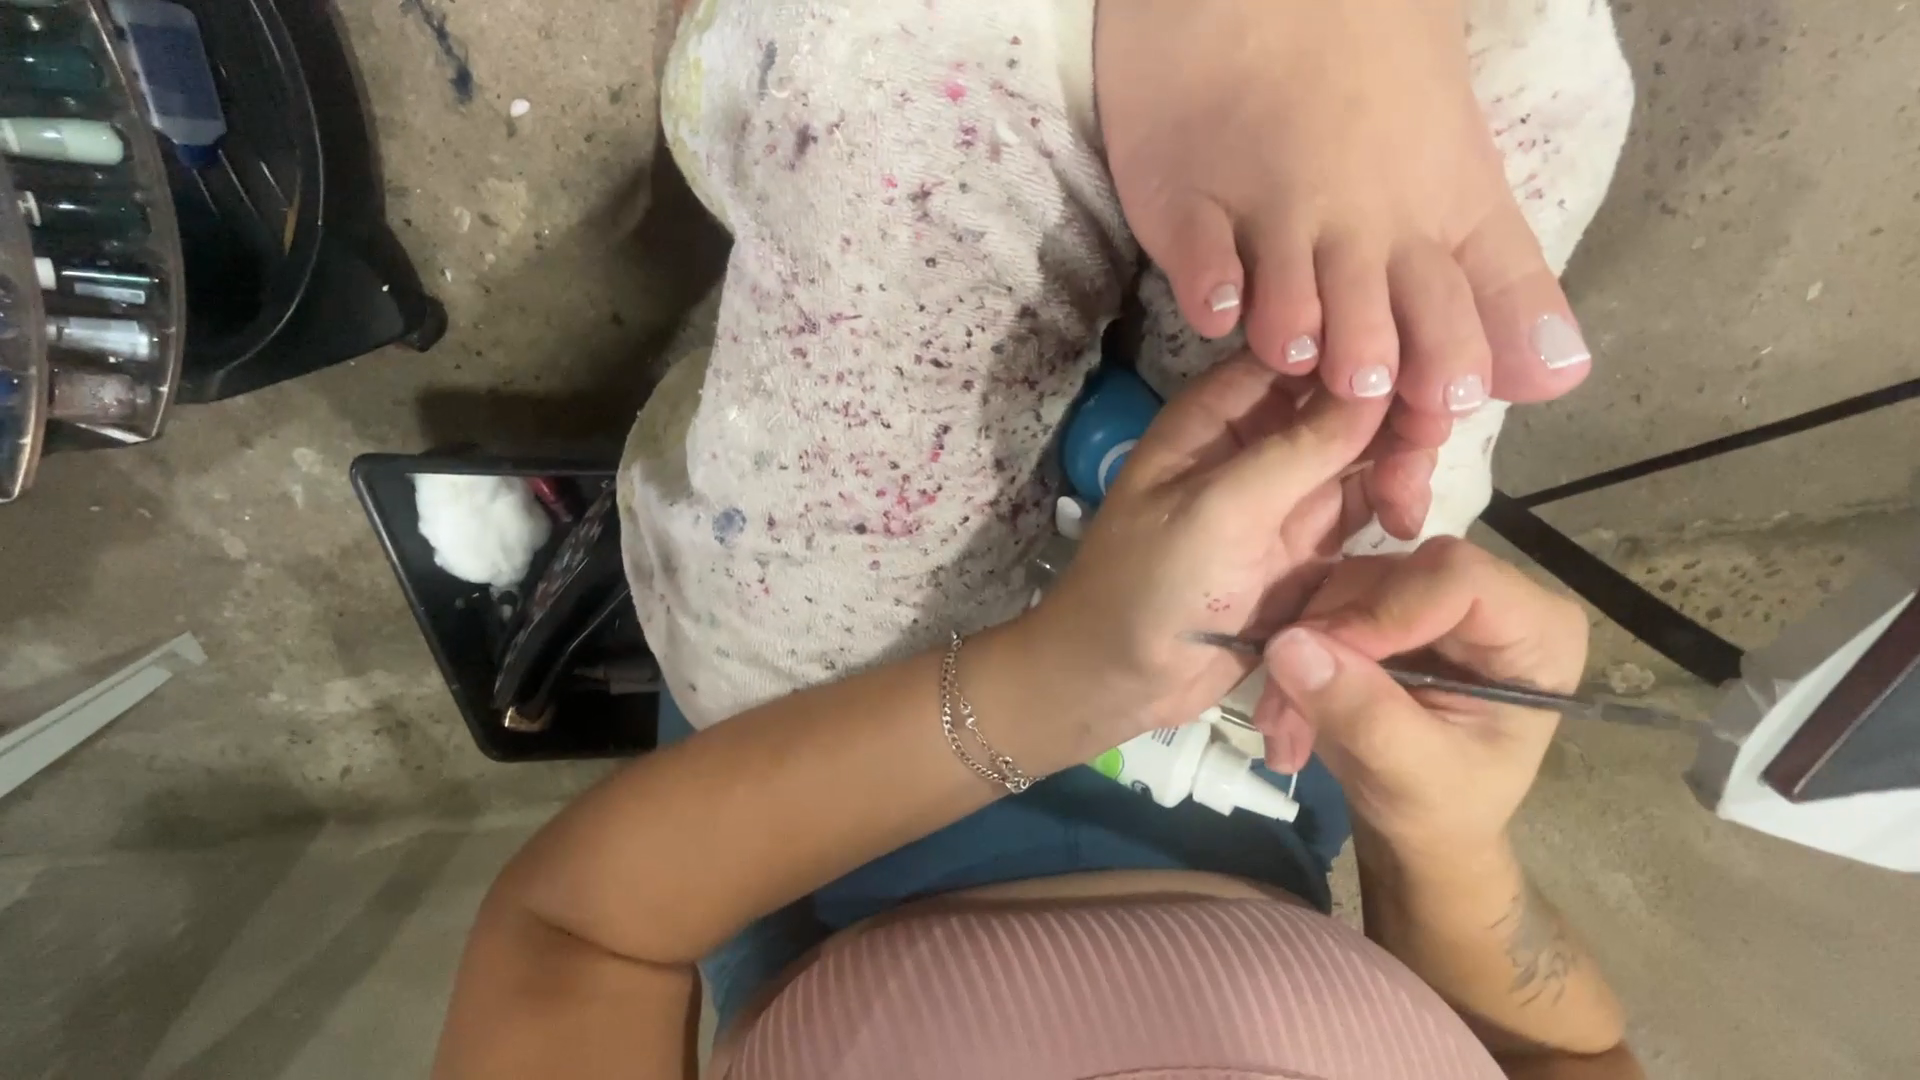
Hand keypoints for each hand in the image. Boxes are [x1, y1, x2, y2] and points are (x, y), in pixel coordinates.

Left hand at [1020, 353, 1385, 747]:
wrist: (1124, 675)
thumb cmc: (1150, 583)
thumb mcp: (1218, 510)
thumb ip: (1296, 450)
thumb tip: (1377, 379)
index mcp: (1216, 413)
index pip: (1300, 351)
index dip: (1362, 352)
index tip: (1421, 369)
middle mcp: (1254, 440)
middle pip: (1343, 397)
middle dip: (1392, 409)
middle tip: (1433, 437)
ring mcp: (1283, 491)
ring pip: (1364, 449)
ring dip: (1400, 459)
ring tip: (1411, 498)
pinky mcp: (1307, 541)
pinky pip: (1365, 504)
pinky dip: (1393, 504)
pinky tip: (1406, 524)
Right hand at [1096, 0, 1591, 472]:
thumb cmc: (1360, 71)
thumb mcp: (1454, 166)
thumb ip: (1491, 274)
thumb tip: (1555, 376)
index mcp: (1437, 211)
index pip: (1469, 316)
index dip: (1463, 374)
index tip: (1449, 408)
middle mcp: (1362, 225)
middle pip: (1382, 331)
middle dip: (1388, 376)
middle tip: (1369, 390)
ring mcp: (1271, 215)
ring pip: (1293, 309)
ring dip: (1301, 338)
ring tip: (1295, 350)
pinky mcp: (1191, 211)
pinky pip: (1206, 267)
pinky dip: (1215, 291)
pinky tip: (1218, 305)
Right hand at [1254, 538, 1587, 852]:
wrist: (1418, 820)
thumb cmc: (1442, 805)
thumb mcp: (1410, 774)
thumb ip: (1362, 711)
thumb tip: (1287, 645)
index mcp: (1533, 631)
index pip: (1455, 576)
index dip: (1384, 610)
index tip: (1330, 663)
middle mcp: (1484, 598)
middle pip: (1385, 575)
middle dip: (1324, 640)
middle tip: (1283, 712)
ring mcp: (1426, 596)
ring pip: (1340, 586)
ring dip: (1296, 653)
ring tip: (1282, 724)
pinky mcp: (1381, 603)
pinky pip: (1318, 603)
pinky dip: (1291, 653)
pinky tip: (1284, 708)